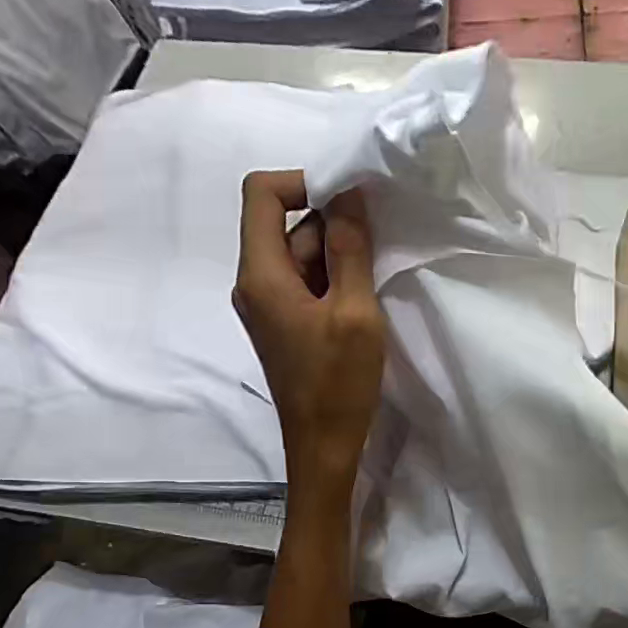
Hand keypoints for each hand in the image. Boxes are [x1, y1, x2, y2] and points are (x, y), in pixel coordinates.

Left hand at [233, 170, 384, 489]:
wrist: (323, 446)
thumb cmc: (338, 383)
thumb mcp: (355, 312)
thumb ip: (350, 249)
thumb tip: (347, 196)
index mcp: (261, 274)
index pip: (262, 193)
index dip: (303, 182)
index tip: (348, 202)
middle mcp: (254, 284)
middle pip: (284, 225)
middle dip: (330, 227)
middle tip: (373, 253)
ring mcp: (267, 306)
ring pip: (299, 256)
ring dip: (336, 258)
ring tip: (369, 289)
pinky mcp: (283, 325)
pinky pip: (304, 284)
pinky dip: (331, 281)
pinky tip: (359, 306)